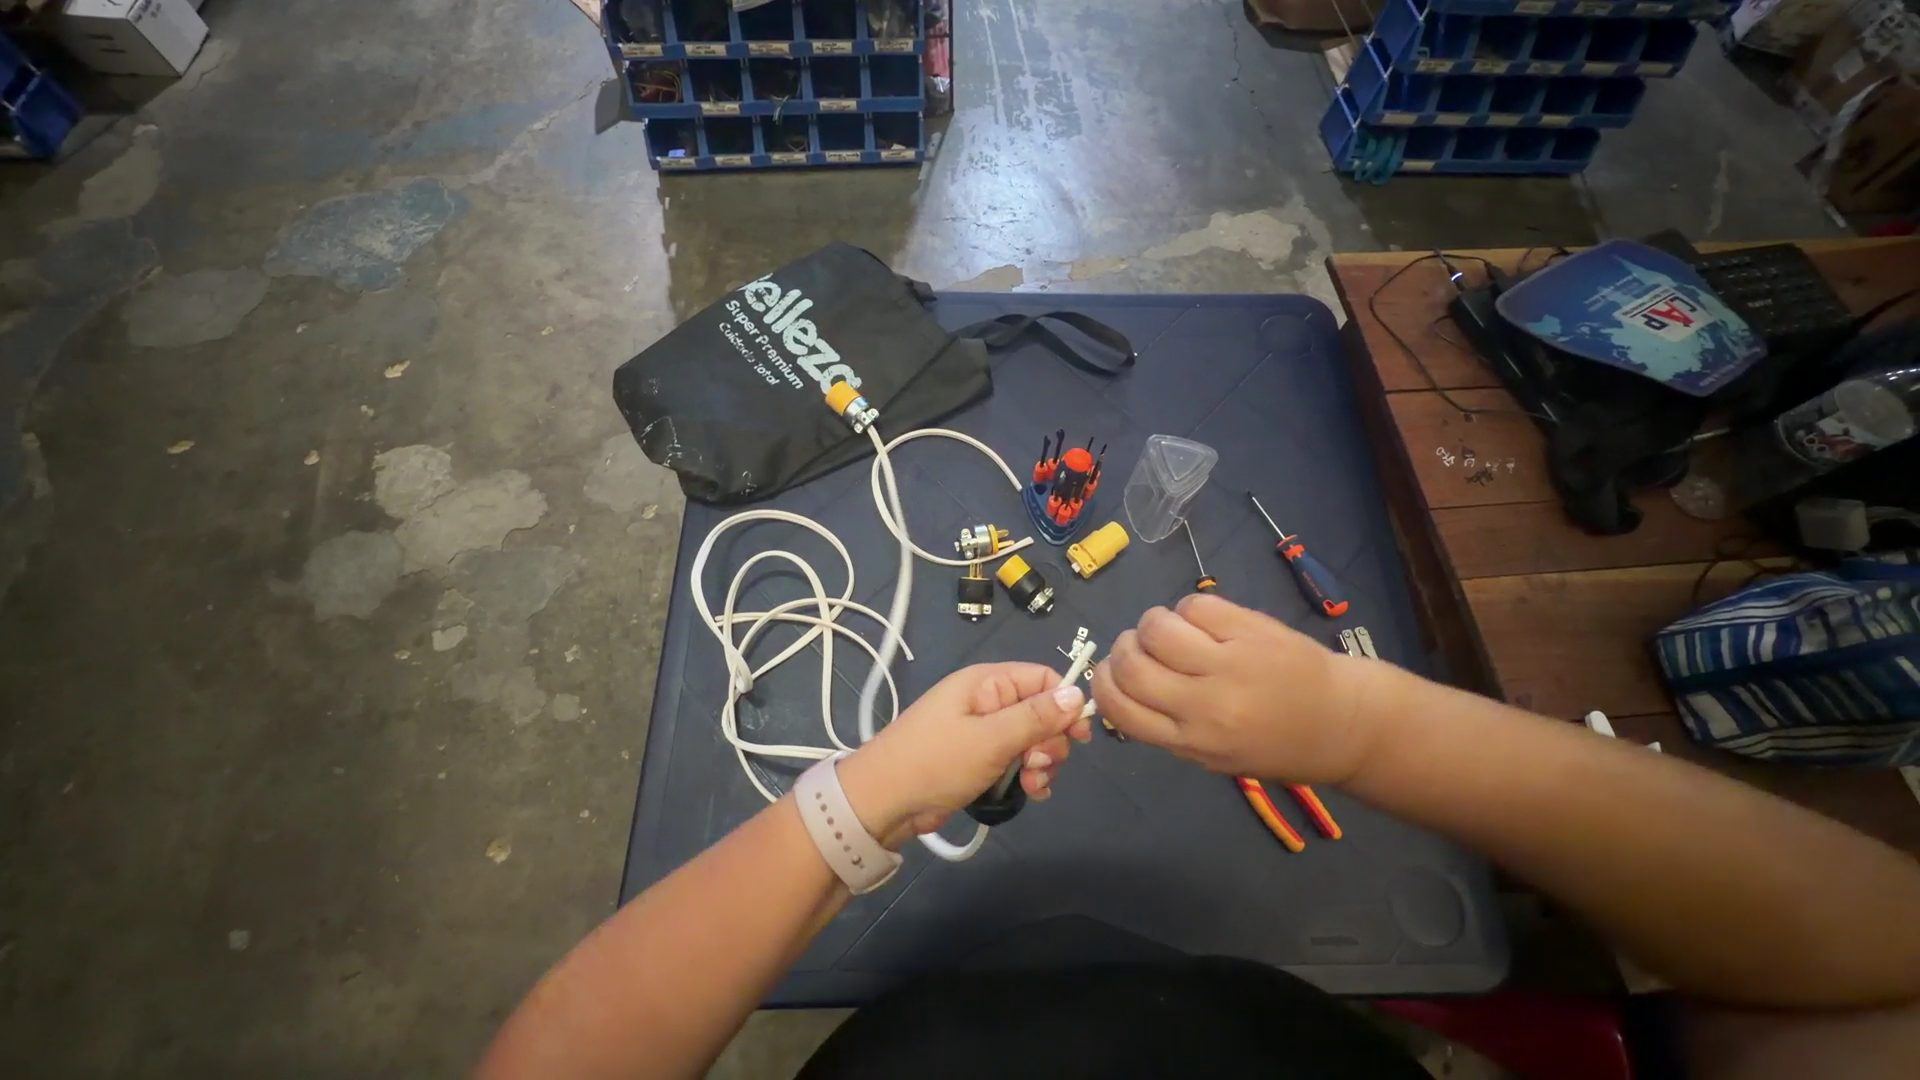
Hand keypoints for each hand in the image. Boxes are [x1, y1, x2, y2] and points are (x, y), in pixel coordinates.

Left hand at [838, 663, 1090, 845]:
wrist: (883, 802)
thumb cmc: (936, 761)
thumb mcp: (991, 738)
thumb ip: (1036, 717)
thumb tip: (1077, 692)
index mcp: (987, 682)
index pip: (1042, 678)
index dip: (1065, 704)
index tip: (1080, 736)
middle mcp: (987, 701)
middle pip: (1042, 712)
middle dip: (1051, 741)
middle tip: (1040, 765)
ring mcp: (983, 731)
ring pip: (1032, 740)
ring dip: (1042, 763)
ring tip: (1033, 785)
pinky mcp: (979, 759)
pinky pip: (1016, 759)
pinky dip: (1028, 775)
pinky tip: (1031, 792)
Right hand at [1091, 594, 1383, 783]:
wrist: (1345, 724)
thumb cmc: (1276, 746)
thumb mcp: (1212, 755)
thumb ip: (1165, 726)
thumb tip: (1119, 686)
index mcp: (1191, 741)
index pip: (1119, 706)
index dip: (1102, 683)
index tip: (1110, 674)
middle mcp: (1204, 705)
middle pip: (1131, 663)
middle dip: (1124, 649)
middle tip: (1140, 648)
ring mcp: (1229, 664)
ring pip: (1157, 627)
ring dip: (1153, 624)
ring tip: (1172, 632)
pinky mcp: (1250, 630)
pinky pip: (1195, 606)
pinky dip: (1188, 610)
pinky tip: (1203, 622)